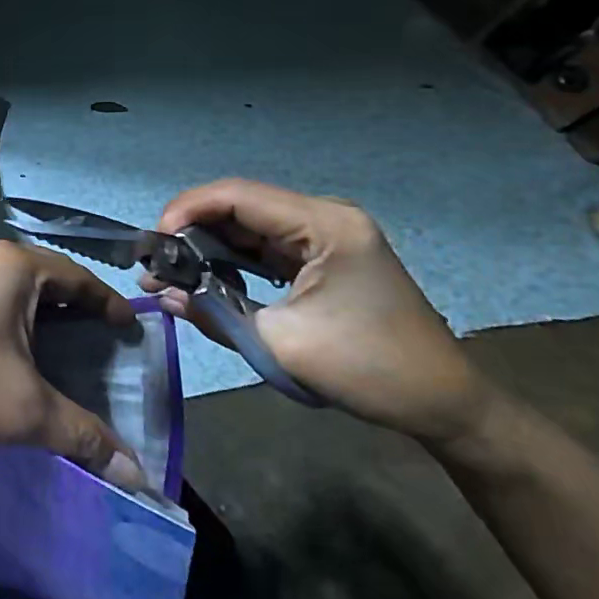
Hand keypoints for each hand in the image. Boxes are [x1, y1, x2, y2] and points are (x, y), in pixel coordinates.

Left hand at [0, 240, 147, 489]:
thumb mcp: (22, 411)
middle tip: (98, 341)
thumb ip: (81, 433)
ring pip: (14, 285)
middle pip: (48, 278)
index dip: (108, 304)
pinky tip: (7, 349)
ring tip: (59, 346)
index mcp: (15, 265)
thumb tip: (132, 471)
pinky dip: (9, 315)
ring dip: (40, 312)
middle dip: (77, 308)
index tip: (129, 329)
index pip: (79, 279)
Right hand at [141, 178, 491, 442]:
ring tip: (172, 273)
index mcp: (324, 223)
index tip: (153, 243)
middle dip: (195, 231)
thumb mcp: (283, 344)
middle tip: (156, 263)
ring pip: (254, 228)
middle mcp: (326, 215)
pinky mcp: (327, 257)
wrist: (444, 403)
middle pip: (244, 207)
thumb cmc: (370, 369)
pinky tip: (208, 278)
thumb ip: (215, 314)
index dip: (188, 210)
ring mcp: (328, 235)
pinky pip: (271, 249)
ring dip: (213, 248)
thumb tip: (163, 295)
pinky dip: (238, 262)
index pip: (239, 196)